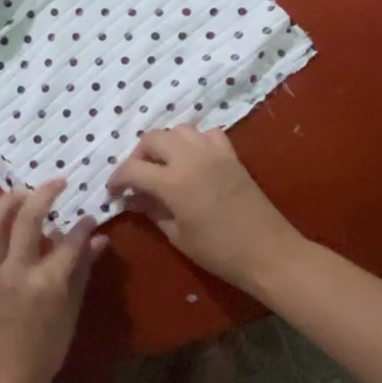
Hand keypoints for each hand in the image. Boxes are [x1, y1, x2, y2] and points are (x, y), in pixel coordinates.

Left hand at [0, 180, 106, 382]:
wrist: (8, 378)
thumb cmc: (47, 348)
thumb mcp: (72, 310)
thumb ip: (82, 269)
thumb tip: (97, 239)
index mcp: (47, 282)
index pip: (69, 242)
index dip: (82, 226)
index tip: (89, 217)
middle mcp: (17, 272)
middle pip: (27, 221)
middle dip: (43, 195)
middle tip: (57, 183)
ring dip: (4, 203)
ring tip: (21, 194)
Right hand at [106, 126, 301, 289]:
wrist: (268, 252)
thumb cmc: (218, 251)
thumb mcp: (177, 235)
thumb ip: (152, 211)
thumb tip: (132, 198)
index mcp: (173, 181)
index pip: (133, 169)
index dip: (117, 179)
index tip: (113, 191)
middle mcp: (190, 158)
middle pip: (153, 138)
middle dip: (139, 155)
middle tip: (137, 177)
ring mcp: (213, 153)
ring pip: (179, 130)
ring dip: (165, 144)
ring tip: (163, 166)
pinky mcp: (231, 156)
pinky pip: (207, 135)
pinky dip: (195, 142)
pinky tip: (194, 160)